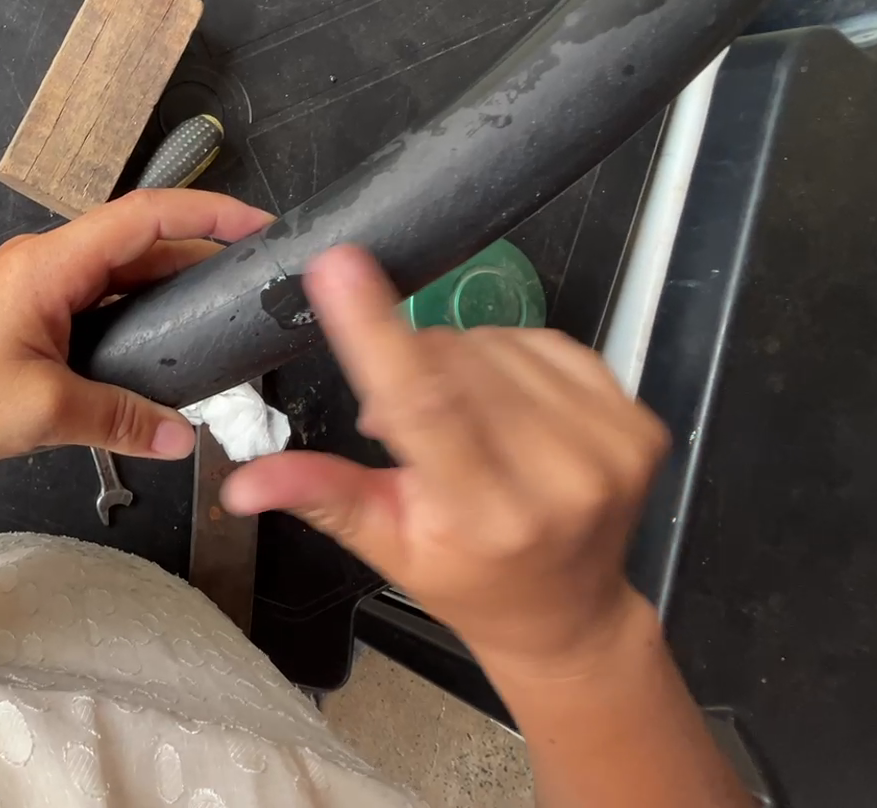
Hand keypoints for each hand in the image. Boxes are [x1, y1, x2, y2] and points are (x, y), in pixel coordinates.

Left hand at [0, 189, 273, 486]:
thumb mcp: (43, 411)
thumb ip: (120, 418)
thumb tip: (183, 438)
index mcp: (47, 264)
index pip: (141, 216)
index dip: (205, 212)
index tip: (258, 225)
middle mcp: (41, 265)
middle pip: (132, 247)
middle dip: (195, 258)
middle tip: (251, 286)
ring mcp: (28, 291)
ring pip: (112, 280)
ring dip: (162, 293)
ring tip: (217, 318)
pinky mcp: (19, 319)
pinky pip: (88, 307)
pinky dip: (128, 321)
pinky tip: (155, 350)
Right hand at [221, 245, 669, 678]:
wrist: (570, 609)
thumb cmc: (461, 576)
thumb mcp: (380, 542)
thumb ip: (317, 495)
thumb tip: (239, 485)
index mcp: (485, 510)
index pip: (423, 403)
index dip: (374, 330)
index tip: (335, 267)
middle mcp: (560, 474)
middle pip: (449, 360)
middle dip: (403, 364)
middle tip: (391, 419)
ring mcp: (610, 442)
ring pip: (488, 342)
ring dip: (447, 361)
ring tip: (445, 412)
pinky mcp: (638, 418)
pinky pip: (536, 340)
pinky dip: (496, 355)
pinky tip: (491, 395)